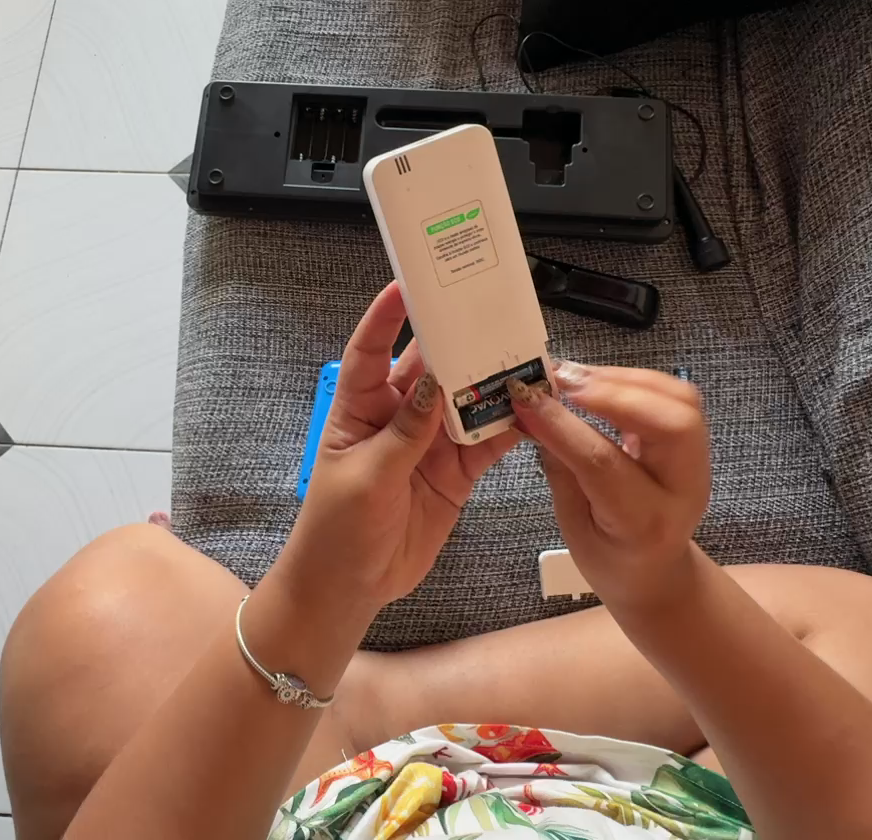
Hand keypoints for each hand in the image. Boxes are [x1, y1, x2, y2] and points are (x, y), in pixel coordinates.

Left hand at [274, 283, 521, 620]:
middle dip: (454, 342)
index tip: (408, 285)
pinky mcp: (455, 471)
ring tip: (525, 355)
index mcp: (359, 408)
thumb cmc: (337, 528)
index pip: (370, 352)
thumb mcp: (366, 476)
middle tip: (488, 313)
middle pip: (427, 369)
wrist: (352, 587)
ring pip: (464, 400)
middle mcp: (397, 416)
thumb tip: (435, 385)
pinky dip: (508, 425)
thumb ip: (404, 433)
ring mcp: (429, 442)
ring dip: (490, 381)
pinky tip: (534, 409)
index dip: (386, 318)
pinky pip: (485, 440)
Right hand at [507, 361, 710, 615]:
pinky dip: (633, 379)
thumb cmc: (606, 555)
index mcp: (644, 523)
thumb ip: (558, 464)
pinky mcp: (695, 441)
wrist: (656, 571)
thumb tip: (531, 410)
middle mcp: (683, 489)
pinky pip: (674, 396)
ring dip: (623, 378)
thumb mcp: (570, 521)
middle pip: (671, 423)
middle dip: (612, 392)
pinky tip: (596, 381)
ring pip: (679, 400)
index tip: (525, 397)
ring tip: (574, 377)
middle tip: (561, 382)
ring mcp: (697, 462)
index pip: (603, 462)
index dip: (561, 424)